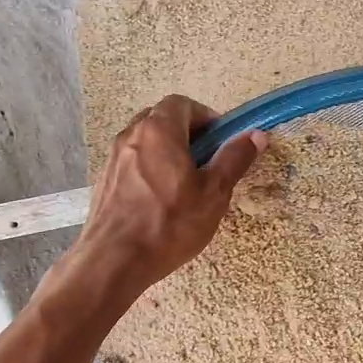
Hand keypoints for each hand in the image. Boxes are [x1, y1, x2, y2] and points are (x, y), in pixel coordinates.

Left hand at [68, 95, 266, 306]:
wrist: (115, 259)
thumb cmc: (171, 223)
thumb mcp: (214, 193)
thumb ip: (234, 159)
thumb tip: (257, 135)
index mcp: (160, 130)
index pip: (183, 104)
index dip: (206, 117)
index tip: (222, 142)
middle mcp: (132, 135)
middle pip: (162, 118)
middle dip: (188, 133)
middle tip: (208, 162)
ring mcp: (114, 157)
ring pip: (146, 141)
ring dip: (169, 152)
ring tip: (186, 184)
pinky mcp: (106, 180)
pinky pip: (133, 162)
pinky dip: (151, 169)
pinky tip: (162, 200)